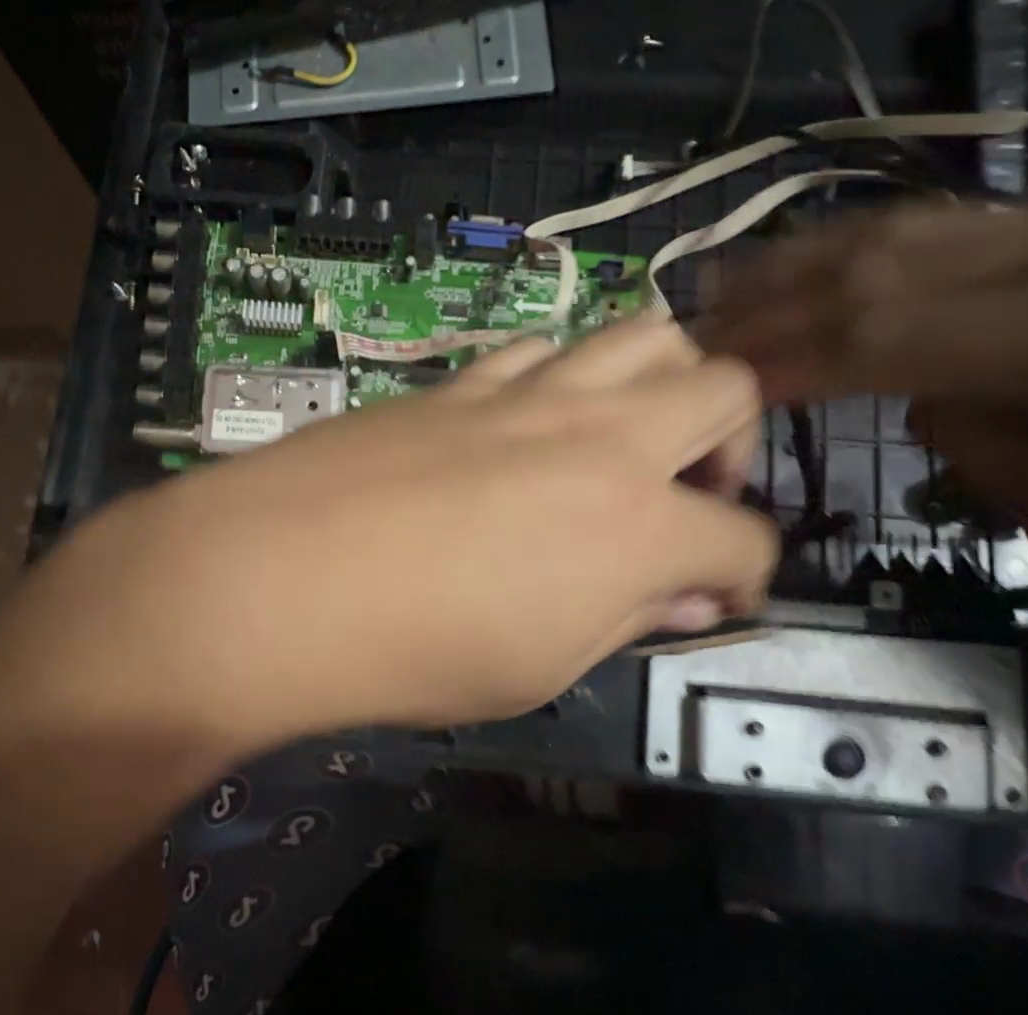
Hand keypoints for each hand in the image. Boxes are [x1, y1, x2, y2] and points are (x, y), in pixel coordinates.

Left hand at [0, 315, 774, 742]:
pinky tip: (529, 423)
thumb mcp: (541, 668)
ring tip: (623, 440)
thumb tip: (685, 595)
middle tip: (687, 496)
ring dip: (660, 384)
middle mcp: (603, 437)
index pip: (745, 539)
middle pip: (726, 387)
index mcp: (640, 525)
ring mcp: (529, 394)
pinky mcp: (461, 381)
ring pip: (643, 332)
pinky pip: (542, 349)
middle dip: (734, 443)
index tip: (719, 597)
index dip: (747, 575)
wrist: (280, 579)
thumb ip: (627, 618)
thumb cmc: (418, 650)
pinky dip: (563, 378)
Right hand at [699, 201, 1027, 550]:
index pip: (878, 340)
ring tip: (730, 281)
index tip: (707, 380)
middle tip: (694, 325)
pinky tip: (824, 258)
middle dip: (771, 299)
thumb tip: (907, 390)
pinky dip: (870, 240)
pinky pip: (958, 220)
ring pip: (911, 226)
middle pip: (881, 266)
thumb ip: (966, 434)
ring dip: (806, 256)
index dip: (779, 358)